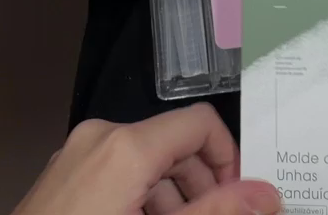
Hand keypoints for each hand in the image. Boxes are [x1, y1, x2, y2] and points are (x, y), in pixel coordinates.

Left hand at [11, 104, 280, 214]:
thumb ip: (215, 214)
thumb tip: (265, 195)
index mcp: (126, 145)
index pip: (201, 123)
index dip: (228, 159)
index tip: (238, 201)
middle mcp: (101, 136)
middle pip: (174, 143)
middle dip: (201, 186)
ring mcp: (77, 153)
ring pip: (146, 161)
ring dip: (172, 199)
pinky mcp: (62, 173)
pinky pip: (117, 172)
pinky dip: (140, 200)